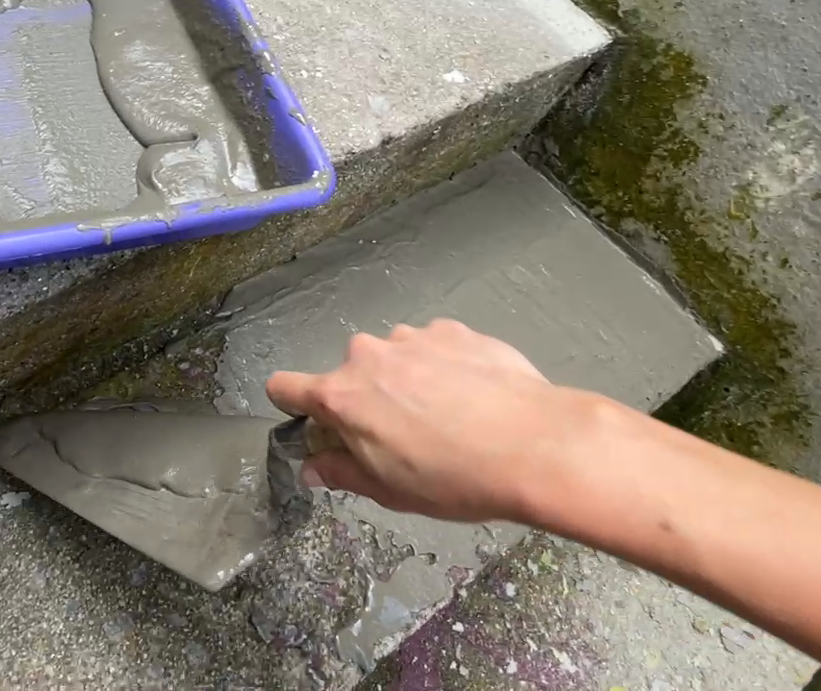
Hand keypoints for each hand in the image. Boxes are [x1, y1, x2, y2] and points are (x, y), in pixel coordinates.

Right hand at [265, 319, 590, 522]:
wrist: (536, 445)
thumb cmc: (455, 477)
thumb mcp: (390, 490)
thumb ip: (341, 473)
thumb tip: (313, 469)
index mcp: (341, 396)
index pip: (285, 387)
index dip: (292, 404)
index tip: (315, 423)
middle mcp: (366, 356)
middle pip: (348, 374)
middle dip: (366, 398)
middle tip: (403, 434)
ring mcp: (410, 337)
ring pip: (392, 358)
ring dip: (405, 379)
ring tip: (448, 413)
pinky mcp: (450, 329)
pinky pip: (432, 346)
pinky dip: (442, 365)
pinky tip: (474, 395)